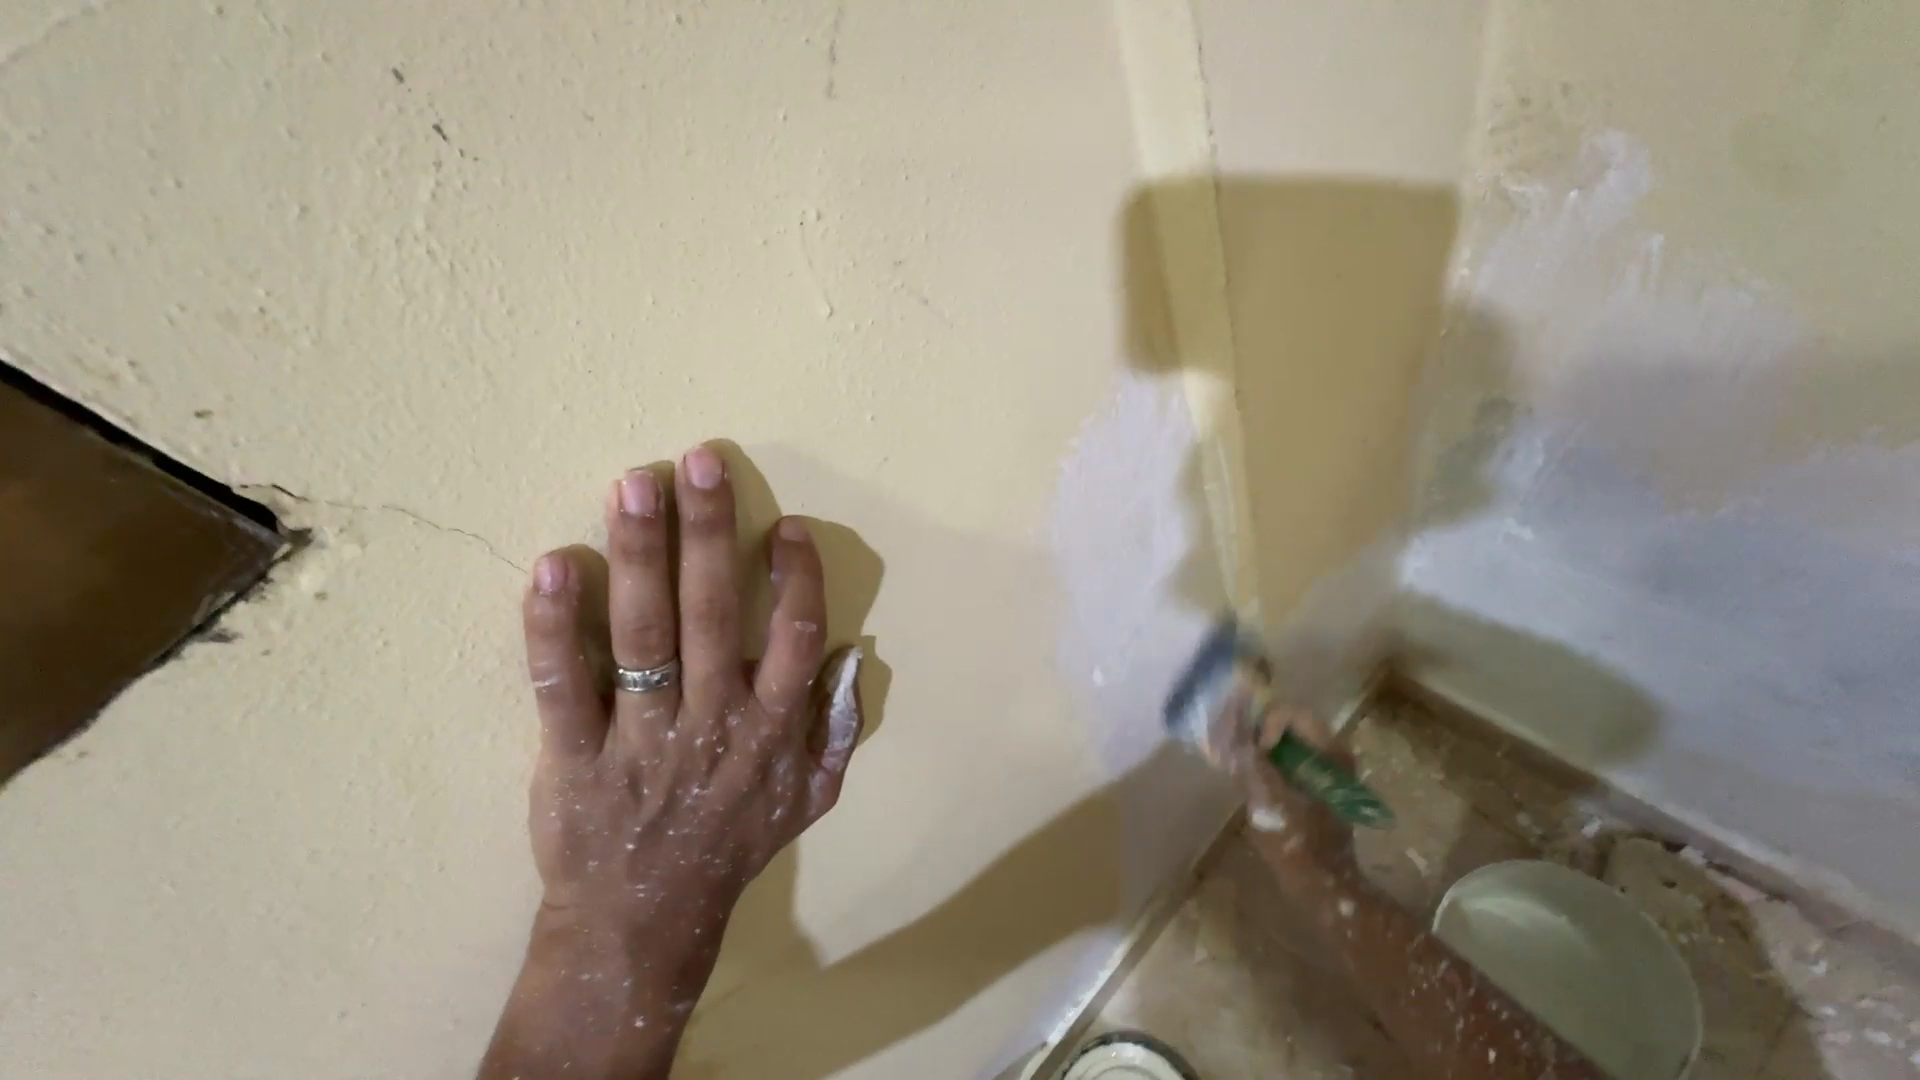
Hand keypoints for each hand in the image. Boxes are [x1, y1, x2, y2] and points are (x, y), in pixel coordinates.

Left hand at [522, 444, 862, 928]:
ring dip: (639, 554)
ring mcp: (641, 739)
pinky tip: (555, 564)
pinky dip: (555, 625)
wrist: (644, 922)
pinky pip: (562, 685)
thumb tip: (858, 656)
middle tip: (699, 462)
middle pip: (712, 614)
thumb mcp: (812, 799)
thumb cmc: (732, 847)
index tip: (785, 525)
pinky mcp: (573, 758)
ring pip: (641, 634)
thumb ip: (841, 729)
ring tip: (634, 485)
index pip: (795, 636)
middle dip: (708, 532)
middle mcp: (712, 723)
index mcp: (771, 730)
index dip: (796, 575)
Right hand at [1220, 698, 1358, 895]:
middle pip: (1286, 720)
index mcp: (1329, 752)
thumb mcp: (1267, 802)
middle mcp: (1331, 751)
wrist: (1323, 886)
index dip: (1263, 724)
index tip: (1251, 750)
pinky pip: (1285, 755)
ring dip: (1256, 743)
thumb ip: (1249, 762)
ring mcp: (1324, 767)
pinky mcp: (1313, 781)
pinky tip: (1245, 773)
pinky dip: (1263, 758)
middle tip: (1232, 747)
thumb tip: (1226, 730)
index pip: (1290, 712)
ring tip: (1233, 758)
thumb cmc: (1298, 846)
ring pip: (1284, 737)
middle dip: (1254, 728)